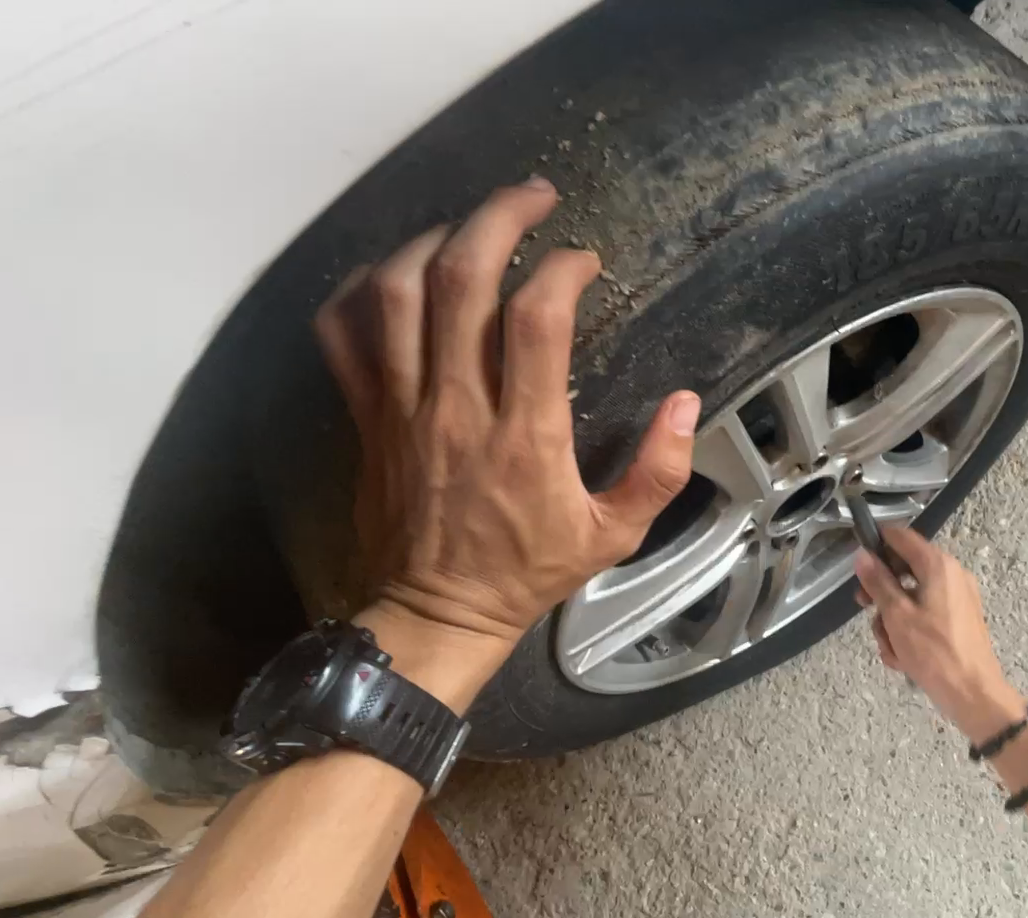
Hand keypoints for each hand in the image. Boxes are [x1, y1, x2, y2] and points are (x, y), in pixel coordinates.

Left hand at [315, 179, 700, 661]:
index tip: (585, 261)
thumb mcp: (616, 535)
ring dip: (435, 238)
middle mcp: (457, 408)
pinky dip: (361, 287)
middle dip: (499, 219)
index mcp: (525, 437)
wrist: (438, 612)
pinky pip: (343, 333)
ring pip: (397, 292)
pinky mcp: (368, 416)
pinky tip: (397, 272)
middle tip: (533, 196)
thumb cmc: (530, 572)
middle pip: (462, 280)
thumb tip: (684, 403)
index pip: (536, 320)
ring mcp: (402, 408)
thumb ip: (659, 471)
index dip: (562, 270)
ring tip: (470, 224)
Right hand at [853, 527, 1026, 738]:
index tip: (858, 567)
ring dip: (893, 620)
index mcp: (938, 566)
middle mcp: (952, 574)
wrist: (973, 693)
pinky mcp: (958, 620)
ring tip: (891, 648)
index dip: (876, 546)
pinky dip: (910, 631)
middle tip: (865, 609)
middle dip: (882, 592)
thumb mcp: (897, 616)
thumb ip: (878, 582)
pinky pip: (925, 614)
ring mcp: (957, 598)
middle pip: (905, 569)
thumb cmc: (933, 652)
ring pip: (911, 596)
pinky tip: (903, 658)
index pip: (901, 537)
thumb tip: (862, 556)